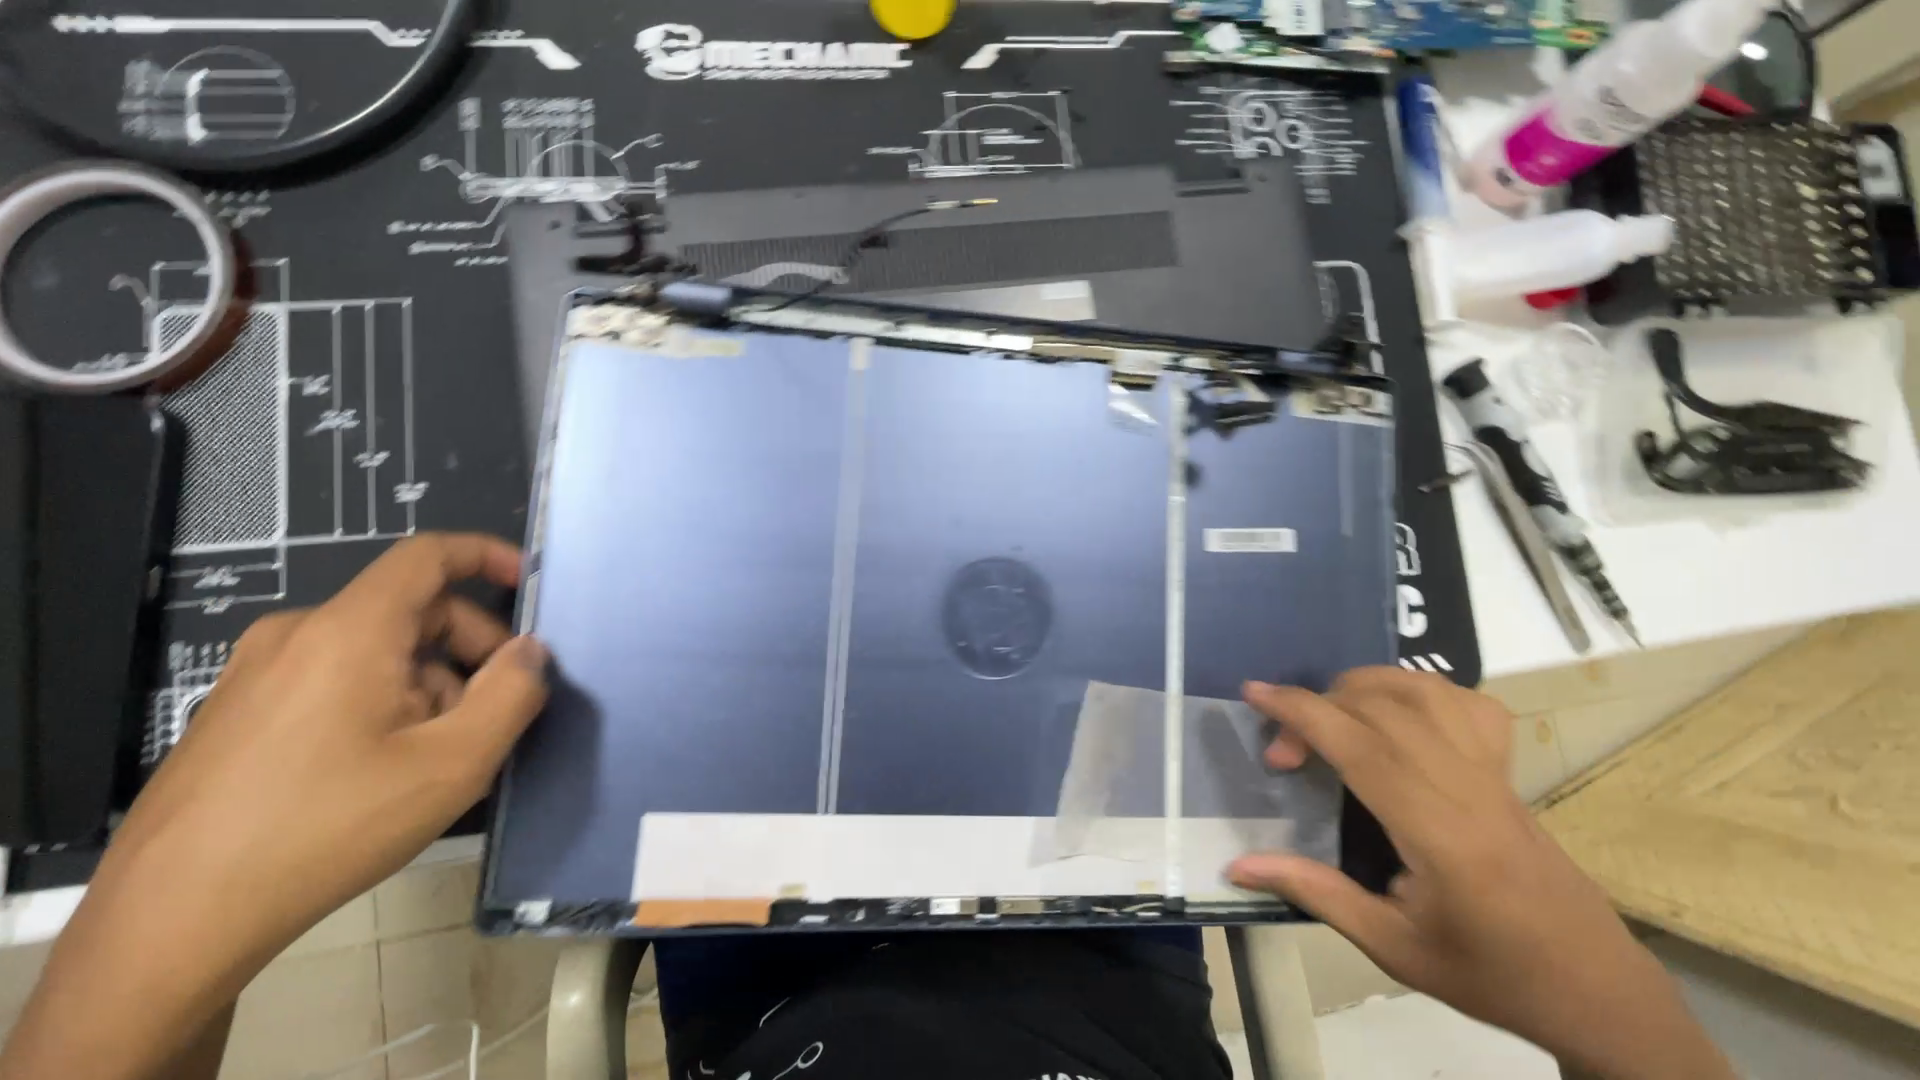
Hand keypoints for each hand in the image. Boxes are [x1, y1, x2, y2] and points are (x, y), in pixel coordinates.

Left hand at [113, 532, 548, 956]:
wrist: (171, 919)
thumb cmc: (328, 828)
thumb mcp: (452, 765)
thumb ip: (511, 696)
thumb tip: (530, 653)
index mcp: (349, 630)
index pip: (427, 556)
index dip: (486, 556)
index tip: (529, 586)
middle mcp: (297, 635)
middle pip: (410, 611)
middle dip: (470, 651)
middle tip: (496, 715)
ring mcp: (258, 674)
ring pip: (376, 652)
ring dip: (429, 686)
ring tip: (439, 759)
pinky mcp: (237, 714)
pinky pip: (334, 682)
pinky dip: (383, 704)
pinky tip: (385, 773)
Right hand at [1228, 669, 1732, 1079]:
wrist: (1592, 986)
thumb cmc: (1488, 973)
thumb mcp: (1392, 947)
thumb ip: (1315, 893)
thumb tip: (1238, 865)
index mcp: (1439, 834)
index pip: (1361, 746)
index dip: (1302, 712)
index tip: (1255, 694)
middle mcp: (1468, 788)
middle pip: (1385, 708)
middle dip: (1317, 708)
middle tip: (1282, 754)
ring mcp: (1496, 774)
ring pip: (1428, 692)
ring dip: (1365, 685)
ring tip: (1330, 714)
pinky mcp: (1509, 773)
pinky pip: (1469, 705)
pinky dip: (1422, 690)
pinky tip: (1397, 714)